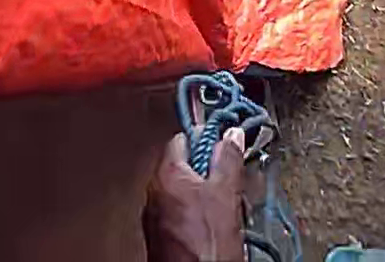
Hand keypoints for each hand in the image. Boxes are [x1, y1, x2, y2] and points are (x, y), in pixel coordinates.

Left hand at [144, 130, 246, 261]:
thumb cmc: (205, 247)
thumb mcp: (226, 193)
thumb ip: (228, 158)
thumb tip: (231, 136)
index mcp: (166, 176)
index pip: (181, 139)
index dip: (204, 140)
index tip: (221, 146)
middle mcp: (153, 194)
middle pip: (182, 165)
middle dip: (205, 170)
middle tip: (226, 180)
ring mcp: (154, 219)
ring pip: (181, 191)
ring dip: (202, 193)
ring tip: (222, 207)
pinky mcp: (159, 240)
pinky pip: (177, 214)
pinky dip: (194, 214)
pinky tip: (212, 227)